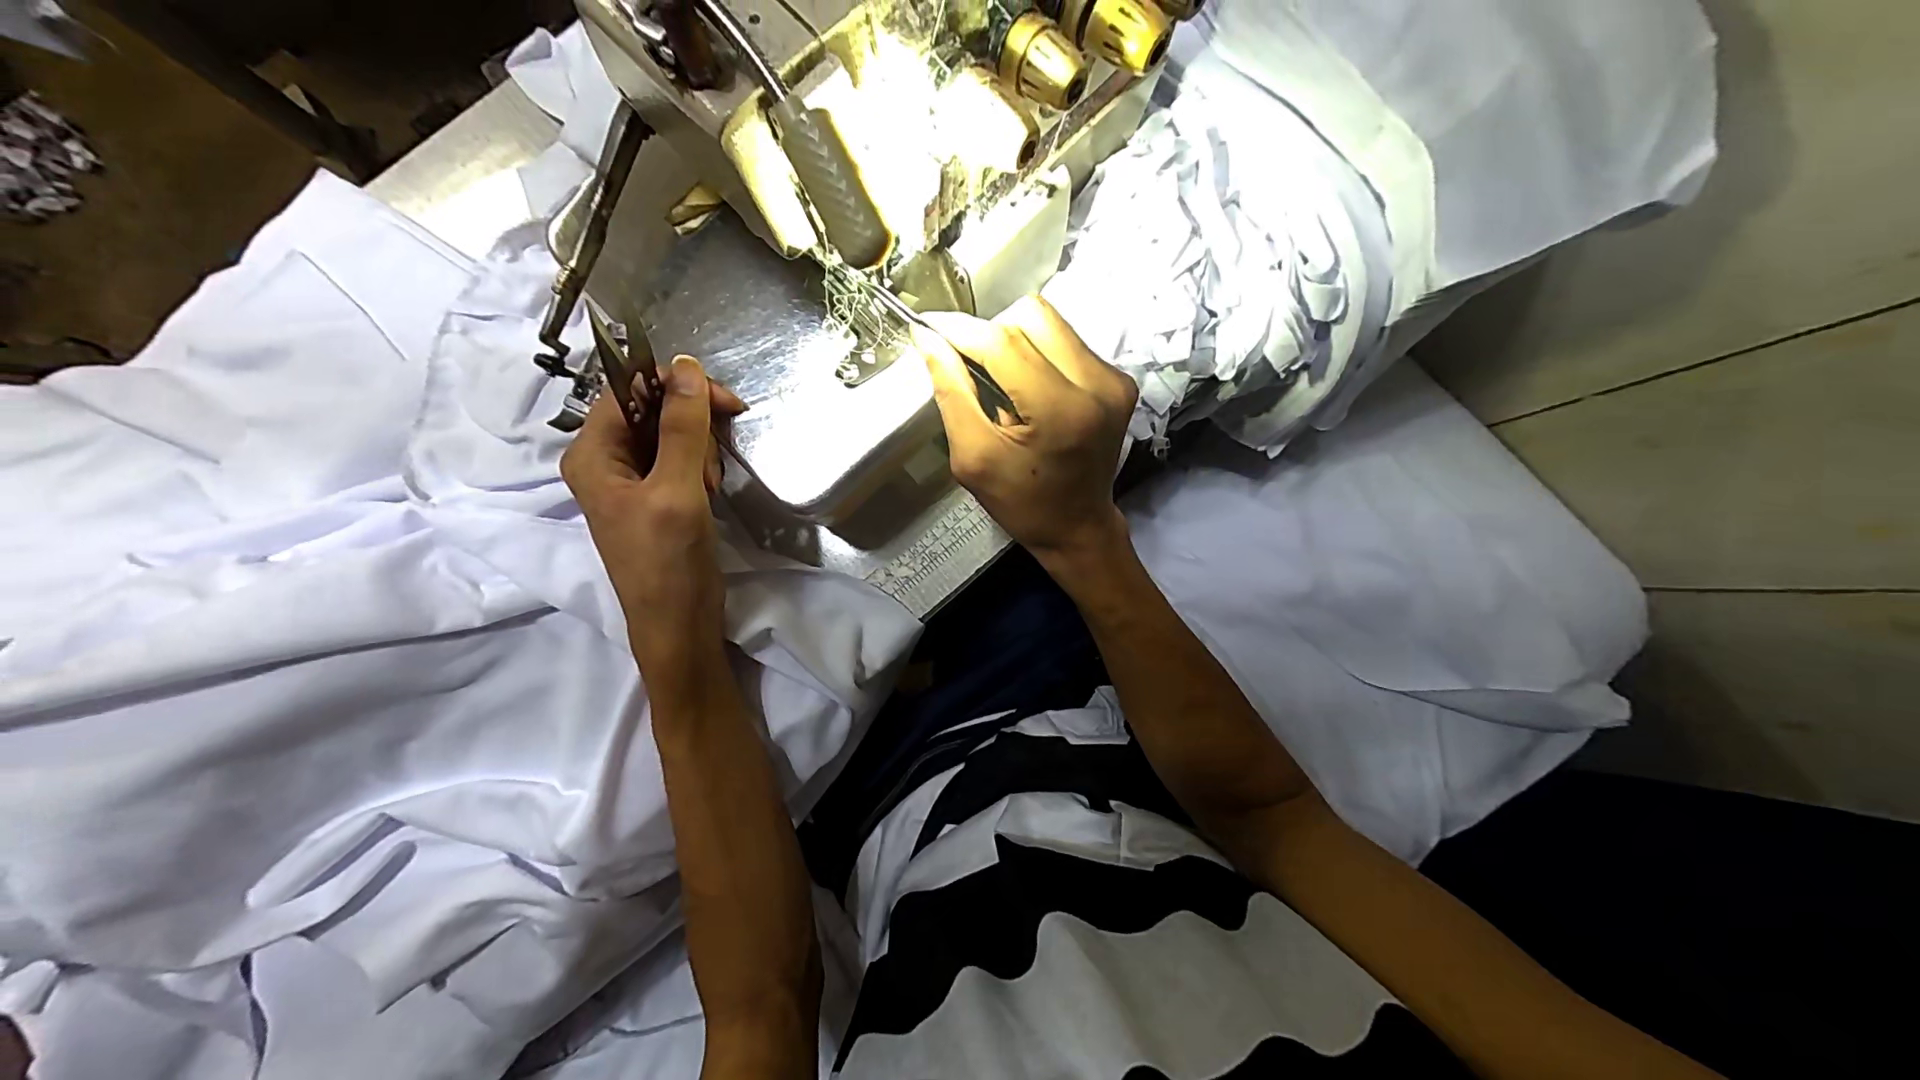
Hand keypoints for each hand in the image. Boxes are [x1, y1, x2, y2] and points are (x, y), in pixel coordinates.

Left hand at [561, 356, 745, 678]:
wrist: (679, 623)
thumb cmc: (667, 560)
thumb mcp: (676, 490)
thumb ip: (682, 428)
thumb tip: (689, 366)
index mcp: (591, 454)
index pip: (629, 391)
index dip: (675, 386)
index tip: (723, 401)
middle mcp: (606, 461)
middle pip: (653, 409)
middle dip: (692, 425)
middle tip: (716, 457)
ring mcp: (633, 480)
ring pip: (673, 433)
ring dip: (701, 450)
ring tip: (711, 485)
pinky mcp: (659, 496)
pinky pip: (681, 459)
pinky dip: (702, 467)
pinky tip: (711, 490)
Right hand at [917, 296, 1138, 565]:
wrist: (1078, 526)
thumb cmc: (1022, 503)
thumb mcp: (972, 457)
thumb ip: (951, 392)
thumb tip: (928, 338)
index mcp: (1060, 410)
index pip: (1002, 342)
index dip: (959, 329)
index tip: (928, 328)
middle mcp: (1097, 384)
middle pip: (1030, 316)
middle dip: (990, 333)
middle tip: (972, 366)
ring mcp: (1113, 379)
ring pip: (1050, 321)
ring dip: (1014, 339)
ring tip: (1003, 380)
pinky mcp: (1119, 379)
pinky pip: (1067, 340)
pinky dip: (1038, 352)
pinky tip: (1029, 387)